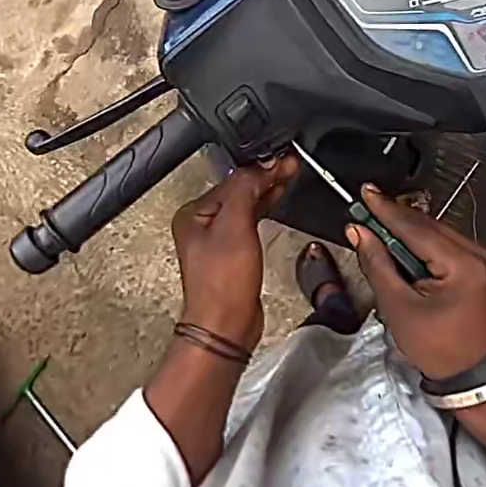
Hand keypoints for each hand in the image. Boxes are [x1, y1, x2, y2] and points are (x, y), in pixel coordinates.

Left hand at [170, 157, 297, 348]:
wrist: (226, 325)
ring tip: (288, 176)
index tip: (284, 160)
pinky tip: (275, 201)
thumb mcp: (234, 225)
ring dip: (267, 189)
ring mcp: (218, 239)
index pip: (234, 180)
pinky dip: (265, 207)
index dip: (261, 168)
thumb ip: (246, 190)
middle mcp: (202, 224)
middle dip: (266, 176)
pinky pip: (250, 220)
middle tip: (291, 165)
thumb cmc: (222, 284)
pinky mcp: (233, 252)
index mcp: (194, 213)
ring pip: (246, 203)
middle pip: (239, 189)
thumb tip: (260, 166)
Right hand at [347, 185, 485, 377]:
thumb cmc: (438, 348)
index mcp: (462, 265)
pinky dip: (421, 241)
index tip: (366, 193)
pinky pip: (444, 243)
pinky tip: (401, 241)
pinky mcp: (478, 265)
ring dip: (406, 228)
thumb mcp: (398, 308)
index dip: (387, 210)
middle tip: (366, 205)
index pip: (416, 229)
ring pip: (435, 231)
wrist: (474, 376)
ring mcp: (481, 259)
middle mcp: (477, 255)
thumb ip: (378, 264)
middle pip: (427, 225)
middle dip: (395, 216)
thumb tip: (360, 232)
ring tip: (378, 222)